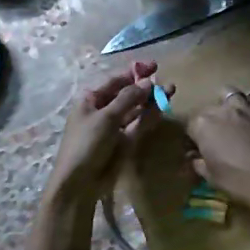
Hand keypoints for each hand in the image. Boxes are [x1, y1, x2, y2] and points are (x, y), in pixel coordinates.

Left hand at [47, 62, 172, 208]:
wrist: (79, 183)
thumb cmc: (86, 144)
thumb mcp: (106, 118)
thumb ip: (128, 99)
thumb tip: (148, 82)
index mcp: (92, 99)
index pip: (116, 80)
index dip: (135, 72)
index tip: (154, 66)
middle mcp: (103, 110)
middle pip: (128, 94)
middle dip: (147, 88)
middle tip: (167, 83)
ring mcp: (114, 127)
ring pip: (136, 110)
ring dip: (152, 101)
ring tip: (170, 92)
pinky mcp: (124, 142)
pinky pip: (139, 125)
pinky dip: (150, 117)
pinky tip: (162, 109)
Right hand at [186, 90, 249, 229]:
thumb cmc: (236, 180)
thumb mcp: (210, 176)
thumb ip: (198, 162)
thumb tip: (193, 156)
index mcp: (202, 125)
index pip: (189, 125)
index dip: (193, 137)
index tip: (197, 148)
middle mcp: (221, 110)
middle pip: (208, 109)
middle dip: (207, 121)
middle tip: (214, 138)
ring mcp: (244, 108)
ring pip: (231, 93)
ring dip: (227, 102)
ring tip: (230, 116)